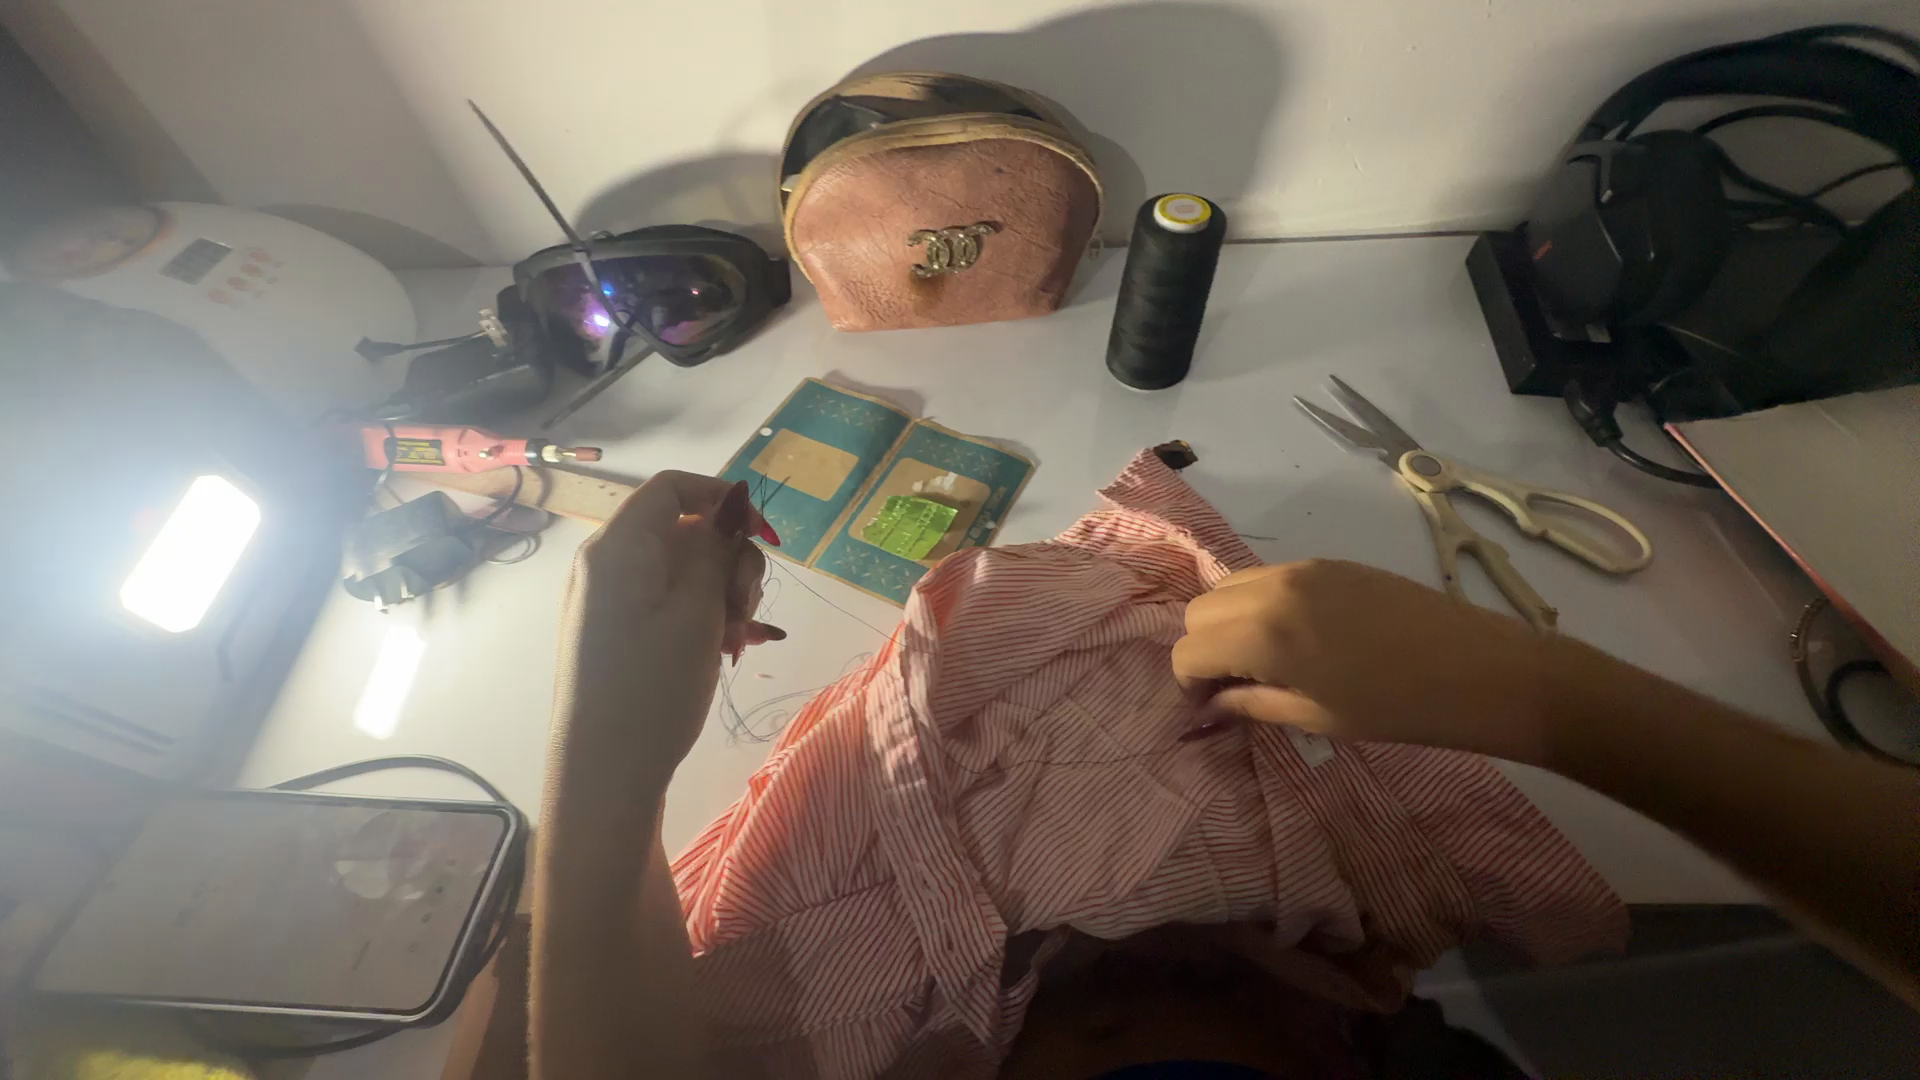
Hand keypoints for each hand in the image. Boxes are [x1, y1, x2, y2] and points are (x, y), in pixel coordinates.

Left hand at [557, 472, 782, 771]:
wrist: (605, 770)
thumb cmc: (653, 685)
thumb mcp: (698, 610)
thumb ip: (717, 549)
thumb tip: (734, 502)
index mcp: (620, 547)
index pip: (672, 487)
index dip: (722, 498)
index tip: (762, 535)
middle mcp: (610, 563)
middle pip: (686, 530)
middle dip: (730, 559)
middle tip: (748, 604)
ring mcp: (615, 597)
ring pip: (687, 568)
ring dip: (724, 592)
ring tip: (738, 637)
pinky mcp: (622, 627)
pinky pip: (673, 599)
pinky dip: (706, 613)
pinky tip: (727, 647)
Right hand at [1171, 560, 1573, 763]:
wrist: (1488, 669)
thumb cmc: (1399, 709)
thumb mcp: (1315, 717)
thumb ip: (1250, 704)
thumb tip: (1211, 705)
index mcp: (1262, 635)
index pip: (1189, 650)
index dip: (1188, 683)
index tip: (1208, 706)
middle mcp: (1269, 590)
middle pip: (1199, 612)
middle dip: (1203, 648)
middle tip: (1232, 683)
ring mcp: (1298, 569)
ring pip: (1227, 588)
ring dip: (1227, 623)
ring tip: (1261, 657)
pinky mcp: (1325, 562)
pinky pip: (1265, 578)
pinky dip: (1257, 604)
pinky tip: (1294, 635)